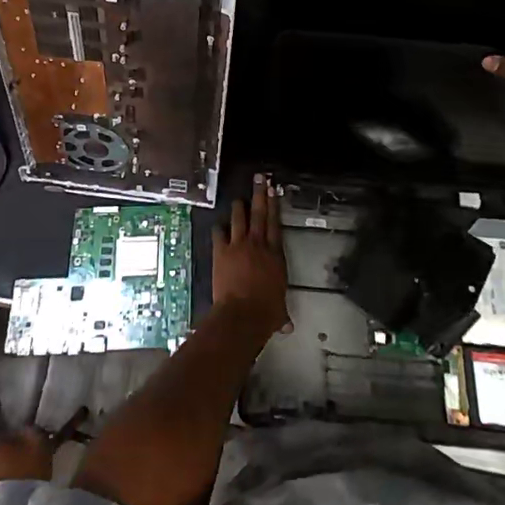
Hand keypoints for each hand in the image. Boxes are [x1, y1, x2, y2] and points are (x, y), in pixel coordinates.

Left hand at [212, 174, 290, 334]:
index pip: (276, 224)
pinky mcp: (221, 251)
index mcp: (275, 255)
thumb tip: (287, 325)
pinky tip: (218, 225)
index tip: (274, 190)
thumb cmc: (266, 312)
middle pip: (259, 213)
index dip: (275, 205)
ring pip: (238, 218)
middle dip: (259, 194)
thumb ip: (281, 312)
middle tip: (259, 178)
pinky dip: (219, 228)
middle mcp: (258, 244)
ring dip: (238, 207)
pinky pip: (219, 233)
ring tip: (238, 198)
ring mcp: (238, 245)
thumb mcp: (278, 311)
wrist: (242, 313)